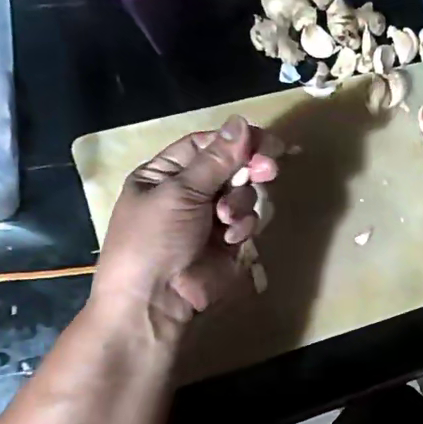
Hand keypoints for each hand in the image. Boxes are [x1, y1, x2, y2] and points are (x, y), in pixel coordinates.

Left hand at [92, 115, 280, 335]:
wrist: (154, 302)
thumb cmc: (154, 239)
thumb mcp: (180, 193)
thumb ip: (216, 159)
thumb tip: (241, 121)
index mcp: (164, 174)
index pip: (206, 145)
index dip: (236, 141)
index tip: (267, 142)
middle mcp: (189, 193)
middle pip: (231, 167)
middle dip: (249, 168)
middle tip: (268, 169)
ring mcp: (209, 219)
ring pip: (244, 194)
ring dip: (241, 202)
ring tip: (227, 219)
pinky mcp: (228, 244)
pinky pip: (247, 222)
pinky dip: (243, 226)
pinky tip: (230, 238)